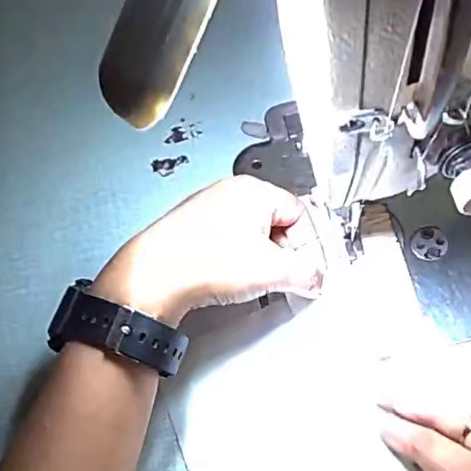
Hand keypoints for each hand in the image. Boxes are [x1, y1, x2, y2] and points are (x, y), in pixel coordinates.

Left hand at [92, 176, 326, 322]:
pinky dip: (234, 261)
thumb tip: (316, 278)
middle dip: (281, 252)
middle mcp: (230, 193)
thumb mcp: (273, 271)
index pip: (300, 213)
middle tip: (277, 276)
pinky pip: (228, 243)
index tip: (304, 267)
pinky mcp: (193, 230)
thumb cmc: (203, 261)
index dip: (306, 244)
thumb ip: (306, 274)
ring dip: (257, 259)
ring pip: (252, 235)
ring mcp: (209, 209)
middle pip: (276, 223)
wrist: (154, 277)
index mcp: (254, 191)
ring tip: (247, 279)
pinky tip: (227, 277)